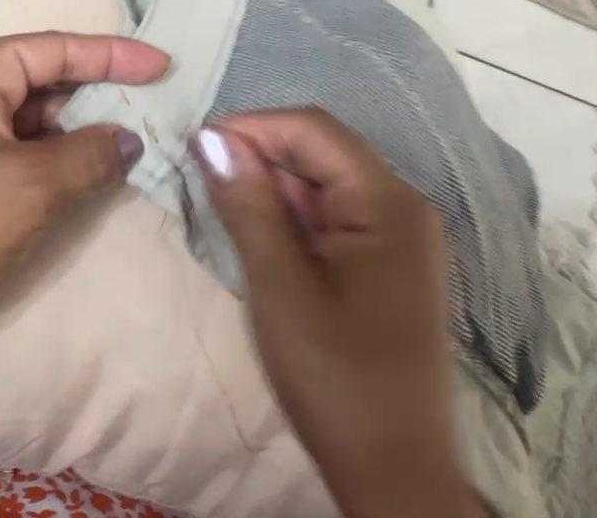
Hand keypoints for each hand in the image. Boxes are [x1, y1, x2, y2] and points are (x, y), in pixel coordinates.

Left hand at [0, 32, 167, 347]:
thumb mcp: (35, 186)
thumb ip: (93, 153)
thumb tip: (131, 138)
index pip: (52, 48)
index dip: (112, 54)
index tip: (164, 64)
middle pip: (44, 78)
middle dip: (99, 93)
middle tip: (159, 105)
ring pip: (36, 117)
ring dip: (83, 129)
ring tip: (140, 137)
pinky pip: (23, 148)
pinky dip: (61, 156)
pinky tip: (99, 168)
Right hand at [195, 110, 482, 517]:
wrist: (391, 469)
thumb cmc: (334, 374)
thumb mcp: (278, 282)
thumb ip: (246, 202)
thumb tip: (209, 137)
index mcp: (387, 202)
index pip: (312, 130)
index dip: (251, 126)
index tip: (195, 146)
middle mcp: (401, 206)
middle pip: (319, 151)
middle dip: (258, 155)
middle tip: (201, 179)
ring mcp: (396, 236)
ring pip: (320, 183)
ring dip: (270, 186)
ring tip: (222, 207)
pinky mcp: (383, 262)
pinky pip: (329, 215)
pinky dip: (288, 216)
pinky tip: (257, 234)